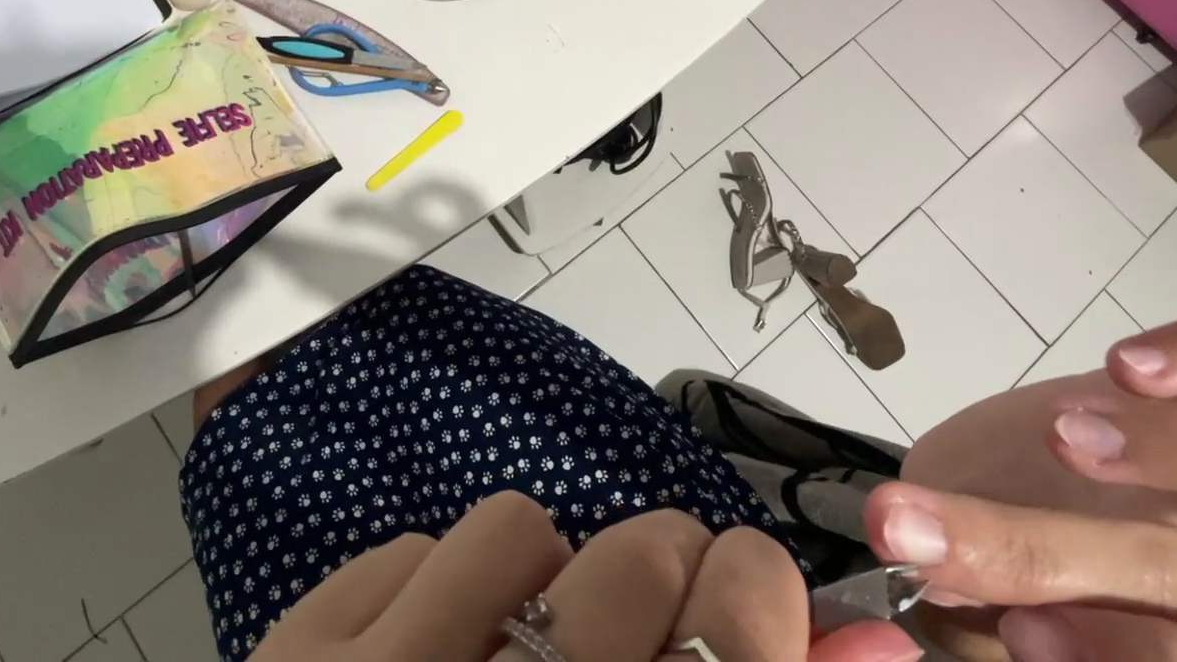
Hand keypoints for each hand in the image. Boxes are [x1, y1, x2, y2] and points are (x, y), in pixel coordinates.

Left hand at [247, 491, 920, 661]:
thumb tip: (873, 639)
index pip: (743, 611)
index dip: (760, 590)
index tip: (742, 588)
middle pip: (641, 552)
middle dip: (660, 573)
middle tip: (635, 619)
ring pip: (519, 527)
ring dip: (538, 577)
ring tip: (521, 641)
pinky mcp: (303, 649)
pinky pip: (410, 548)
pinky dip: (436, 589)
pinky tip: (430, 654)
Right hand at [863, 316, 1176, 660]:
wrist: (976, 504)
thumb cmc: (972, 565)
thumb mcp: (963, 596)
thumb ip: (959, 584)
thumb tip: (911, 542)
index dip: (1129, 654)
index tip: (1012, 630)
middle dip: (1053, 550)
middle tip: (941, 518)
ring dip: (1176, 455)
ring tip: (1056, 431)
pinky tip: (1124, 365)